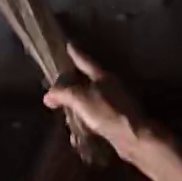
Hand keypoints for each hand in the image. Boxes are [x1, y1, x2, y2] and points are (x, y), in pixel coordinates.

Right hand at [43, 46, 176, 167]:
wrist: (133, 137)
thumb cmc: (107, 112)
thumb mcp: (80, 99)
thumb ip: (63, 93)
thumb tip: (48, 96)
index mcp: (102, 76)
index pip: (85, 60)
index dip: (75, 53)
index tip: (68, 44)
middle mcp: (109, 86)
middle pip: (86, 79)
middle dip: (72, 83)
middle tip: (57, 84)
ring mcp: (113, 102)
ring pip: (89, 98)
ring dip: (77, 105)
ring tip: (65, 112)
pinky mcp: (114, 118)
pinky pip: (94, 115)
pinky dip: (84, 121)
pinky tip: (77, 131)